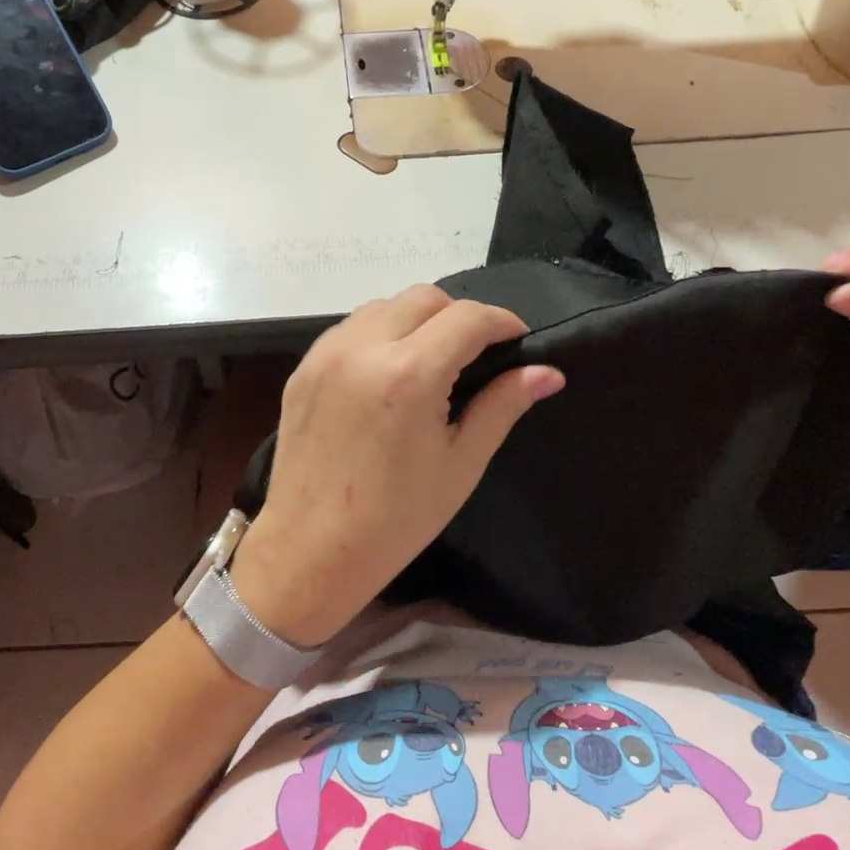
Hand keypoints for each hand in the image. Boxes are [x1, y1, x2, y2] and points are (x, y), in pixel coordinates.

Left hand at [230, 285, 564, 647]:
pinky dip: (378, 335)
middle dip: (459, 316)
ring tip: (431, 364)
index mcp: (409, 374)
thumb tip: (547, 372)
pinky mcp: (302, 370)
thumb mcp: (460, 465)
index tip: (517, 341)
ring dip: (415, 321)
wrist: (309, 551)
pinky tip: (388, 375)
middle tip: (475, 355)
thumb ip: (502, 406)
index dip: (503, 322)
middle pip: (424, 298)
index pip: (468, 317)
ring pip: (382, 306)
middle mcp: (363, 349)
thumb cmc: (394, 520)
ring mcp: (325, 356)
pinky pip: (349, 330)